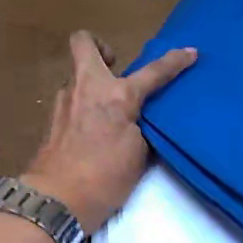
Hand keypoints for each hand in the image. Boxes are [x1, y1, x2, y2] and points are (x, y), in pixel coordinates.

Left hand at [23, 32, 196, 233]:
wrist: (57, 199)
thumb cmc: (105, 176)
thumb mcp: (138, 153)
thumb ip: (141, 126)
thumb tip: (137, 119)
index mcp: (116, 95)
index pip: (153, 71)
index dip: (175, 61)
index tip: (189, 53)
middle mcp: (85, 88)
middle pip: (84, 42)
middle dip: (101, 46)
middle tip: (115, 65)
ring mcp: (64, 101)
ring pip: (77, 76)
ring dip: (92, 84)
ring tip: (108, 108)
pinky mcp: (52, 120)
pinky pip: (72, 100)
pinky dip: (84, 107)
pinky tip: (93, 130)